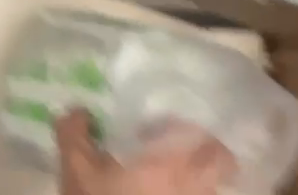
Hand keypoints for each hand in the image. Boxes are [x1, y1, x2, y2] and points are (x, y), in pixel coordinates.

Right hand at [55, 111, 233, 194]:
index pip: (199, 137)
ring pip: (213, 181)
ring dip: (193, 169)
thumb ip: (74, 132)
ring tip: (158, 169)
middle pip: (223, 162)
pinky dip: (185, 188)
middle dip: (201, 146)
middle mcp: (195, 186)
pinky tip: (155, 189)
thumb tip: (81, 111)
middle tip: (166, 142)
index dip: (180, 125)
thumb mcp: (75, 166)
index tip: (152, 124)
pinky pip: (198, 194)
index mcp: (168, 165)